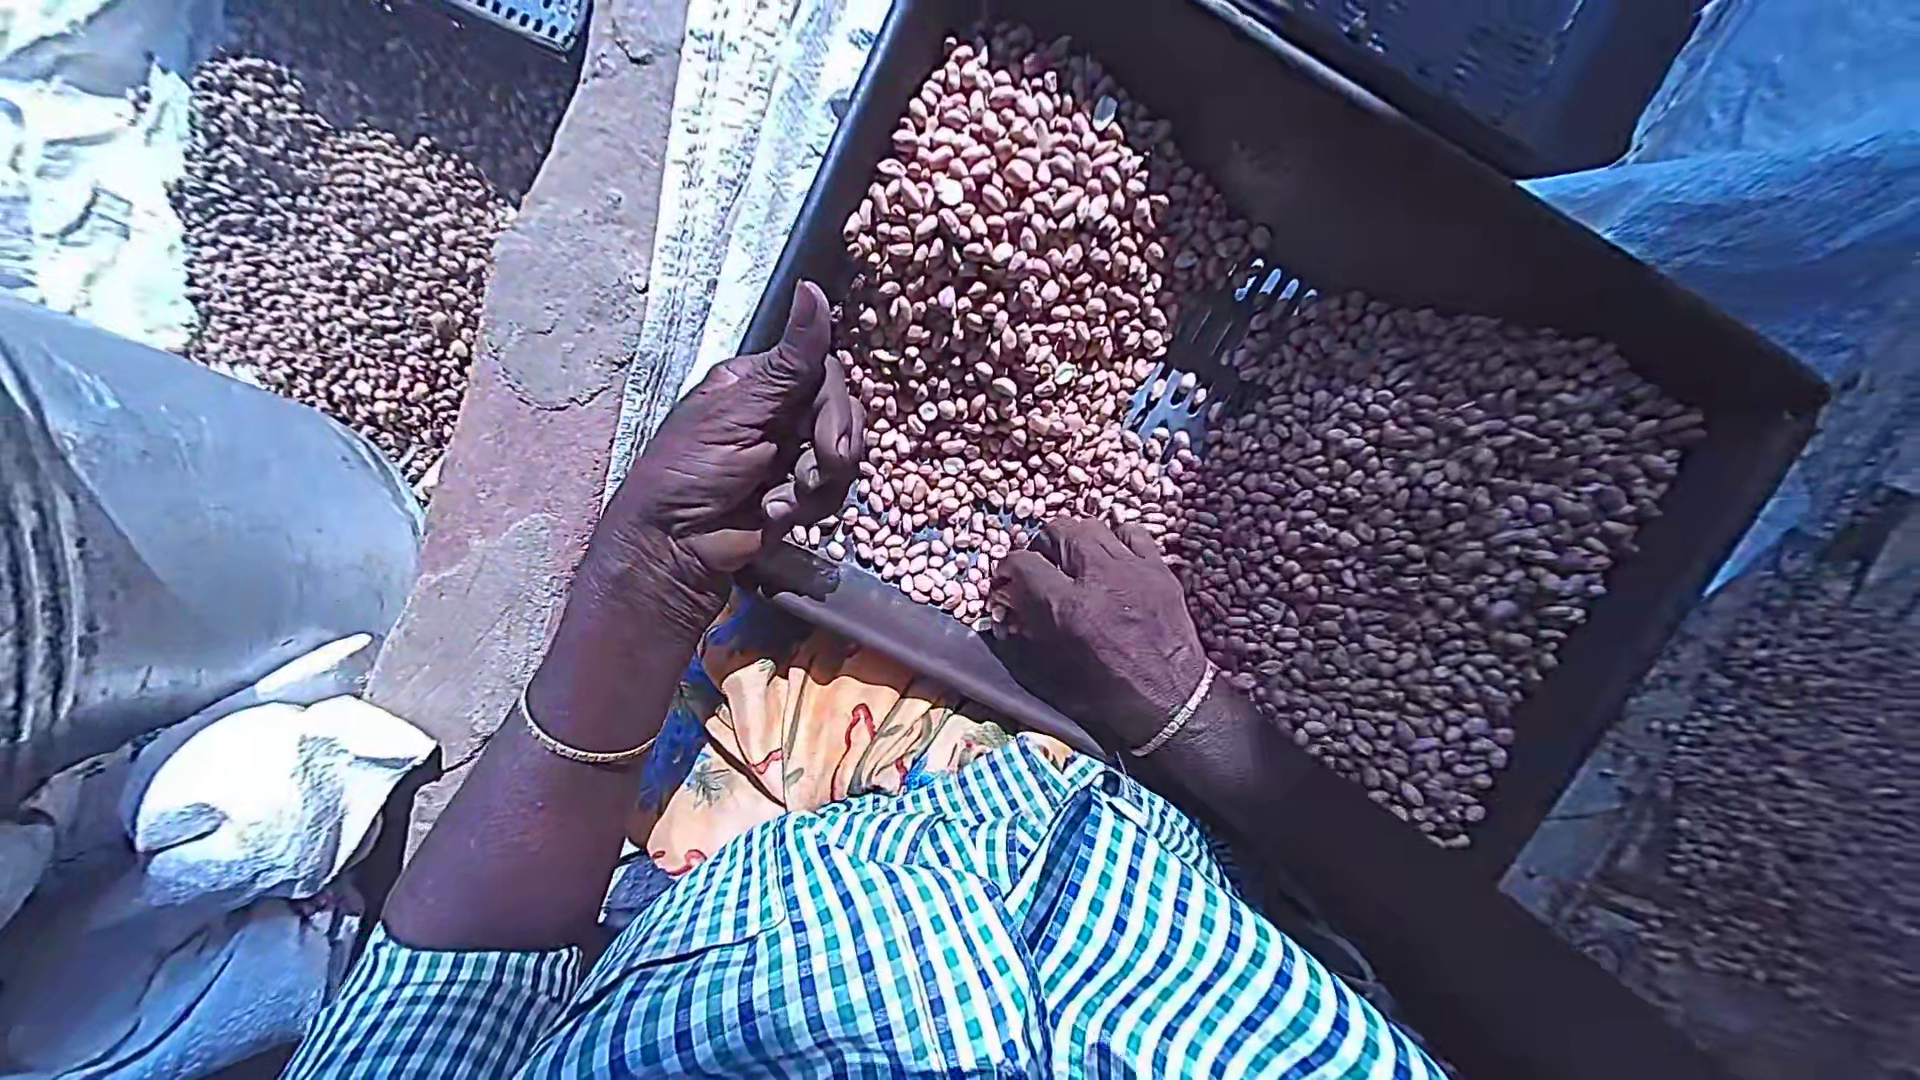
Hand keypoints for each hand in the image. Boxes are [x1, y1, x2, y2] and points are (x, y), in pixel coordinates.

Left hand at [577, 280, 863, 632]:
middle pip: (843, 415)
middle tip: (809, 473)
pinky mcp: (801, 491)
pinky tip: (775, 514)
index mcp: (762, 382)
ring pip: (844, 456)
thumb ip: (788, 364)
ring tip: (780, 500)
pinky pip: (834, 491)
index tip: (826, 439)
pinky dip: (810, 507)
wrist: (675, 547)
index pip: (825, 374)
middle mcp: (782, 412)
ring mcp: (794, 453)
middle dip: (831, 451)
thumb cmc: (689, 472)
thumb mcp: (738, 414)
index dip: (835, 408)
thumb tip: (812, 289)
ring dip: (817, 484)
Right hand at [992, 518, 1210, 750]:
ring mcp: (1131, 568)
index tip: (1007, 577)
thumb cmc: (1107, 691)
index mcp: (1067, 606)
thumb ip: (1027, 624)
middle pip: (1058, 530)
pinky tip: (1112, 556)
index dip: (1007, 567)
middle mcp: (1097, 578)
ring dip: (1075, 538)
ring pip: (1092, 526)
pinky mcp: (1157, 569)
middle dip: (1041, 544)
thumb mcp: (1052, 664)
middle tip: (1041, 564)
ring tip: (1074, 558)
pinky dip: (1115, 539)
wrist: (1170, 699)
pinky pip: (1132, 533)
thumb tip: (1010, 599)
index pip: (1023, 562)